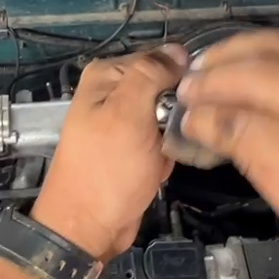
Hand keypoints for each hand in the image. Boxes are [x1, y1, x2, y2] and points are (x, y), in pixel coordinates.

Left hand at [32, 45, 187, 260]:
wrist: (88, 228)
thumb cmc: (106, 169)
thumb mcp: (128, 112)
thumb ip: (151, 74)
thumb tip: (178, 50)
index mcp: (106, 75)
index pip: (159, 58)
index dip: (180, 77)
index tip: (191, 99)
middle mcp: (112, 93)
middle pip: (165, 87)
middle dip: (176, 110)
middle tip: (173, 131)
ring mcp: (123, 122)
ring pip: (168, 116)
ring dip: (174, 135)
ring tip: (167, 151)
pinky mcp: (132, 148)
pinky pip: (162, 140)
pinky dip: (167, 153)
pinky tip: (161, 165)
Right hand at [174, 31, 278, 276]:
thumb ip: (254, 161)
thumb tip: (211, 127)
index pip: (242, 121)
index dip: (203, 115)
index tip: (184, 115)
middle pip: (258, 72)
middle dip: (212, 76)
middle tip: (186, 84)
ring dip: (236, 49)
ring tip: (208, 61)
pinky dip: (267, 50)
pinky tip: (249, 60)